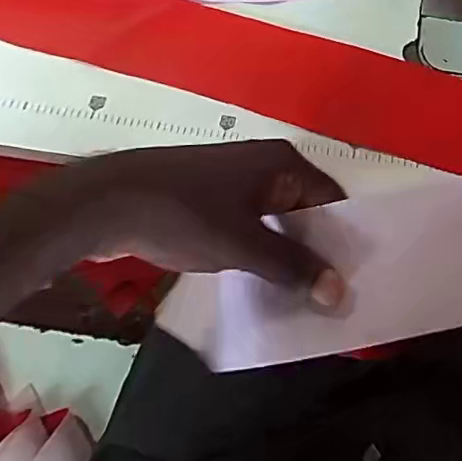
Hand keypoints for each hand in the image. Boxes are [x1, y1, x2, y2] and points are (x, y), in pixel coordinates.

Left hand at [11, 140, 348, 307]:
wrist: (108, 202)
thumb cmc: (183, 214)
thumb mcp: (244, 245)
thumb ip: (293, 267)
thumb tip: (339, 292)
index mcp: (282, 163)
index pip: (332, 200)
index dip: (344, 240)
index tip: (353, 281)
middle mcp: (265, 165)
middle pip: (306, 211)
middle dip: (315, 252)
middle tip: (330, 297)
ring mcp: (237, 180)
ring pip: (277, 221)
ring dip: (286, 256)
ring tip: (301, 298)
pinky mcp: (214, 197)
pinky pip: (251, 225)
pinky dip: (260, 251)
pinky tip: (263, 284)